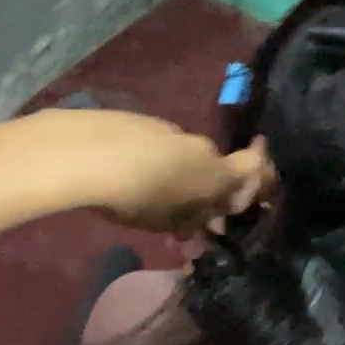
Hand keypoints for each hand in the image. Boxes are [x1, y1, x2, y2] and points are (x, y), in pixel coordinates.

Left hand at [26, 110, 271, 234]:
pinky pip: (158, 147)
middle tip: (188, 219)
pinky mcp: (140, 121)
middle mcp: (200, 145)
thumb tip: (206, 223)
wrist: (85, 153)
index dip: (258, 181)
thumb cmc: (138, 197)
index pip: (255, 167)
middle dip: (206, 192)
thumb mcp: (170, 221)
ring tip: (152, 205)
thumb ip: (193, 221)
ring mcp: (169, 129)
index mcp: (215, 171)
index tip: (243, 199)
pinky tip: (129, 180)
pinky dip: (154, 164)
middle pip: (214, 167)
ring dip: (177, 179)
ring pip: (184, 157)